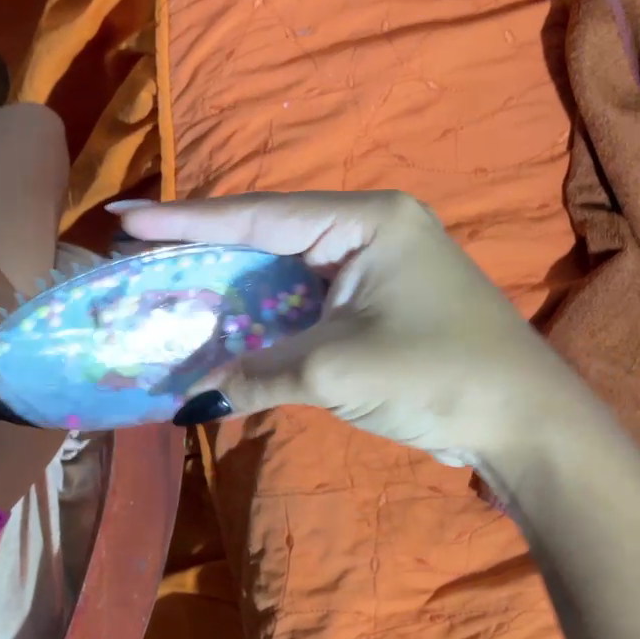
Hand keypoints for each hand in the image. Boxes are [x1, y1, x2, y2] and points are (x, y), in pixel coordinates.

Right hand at [112, 192, 592, 468]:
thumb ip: (248, 375)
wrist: (518, 420)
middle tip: (124, 250)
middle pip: (252, 236)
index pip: (255, 217)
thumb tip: (180, 400)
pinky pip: (274, 301)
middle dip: (187, 246)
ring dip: (205, 285)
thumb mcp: (329, 371)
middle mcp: (357, 234)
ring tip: (145, 282)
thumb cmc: (437, 373)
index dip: (182, 221)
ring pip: (259, 269)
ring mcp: (354, 269)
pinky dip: (232, 316)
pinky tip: (193, 322)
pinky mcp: (348, 305)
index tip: (122, 218)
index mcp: (365, 223)